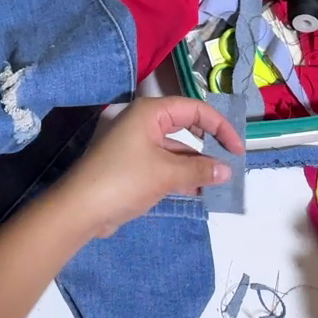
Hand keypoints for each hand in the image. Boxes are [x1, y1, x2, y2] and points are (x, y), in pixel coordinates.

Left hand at [51, 96, 244, 237]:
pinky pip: (162, 161)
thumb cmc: (124, 180)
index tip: (238, 150)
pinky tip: (197, 189)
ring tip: (218, 182)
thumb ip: (199, 168)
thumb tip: (226, 169)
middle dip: (208, 143)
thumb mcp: (166, 174)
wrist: (80, 208)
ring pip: (174, 146)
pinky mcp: (130, 163)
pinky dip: (180, 172)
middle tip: (230, 162)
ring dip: (195, 162)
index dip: (220, 126)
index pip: (193, 109)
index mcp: (149, 111)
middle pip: (184, 124)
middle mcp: (142, 120)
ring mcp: (134, 141)